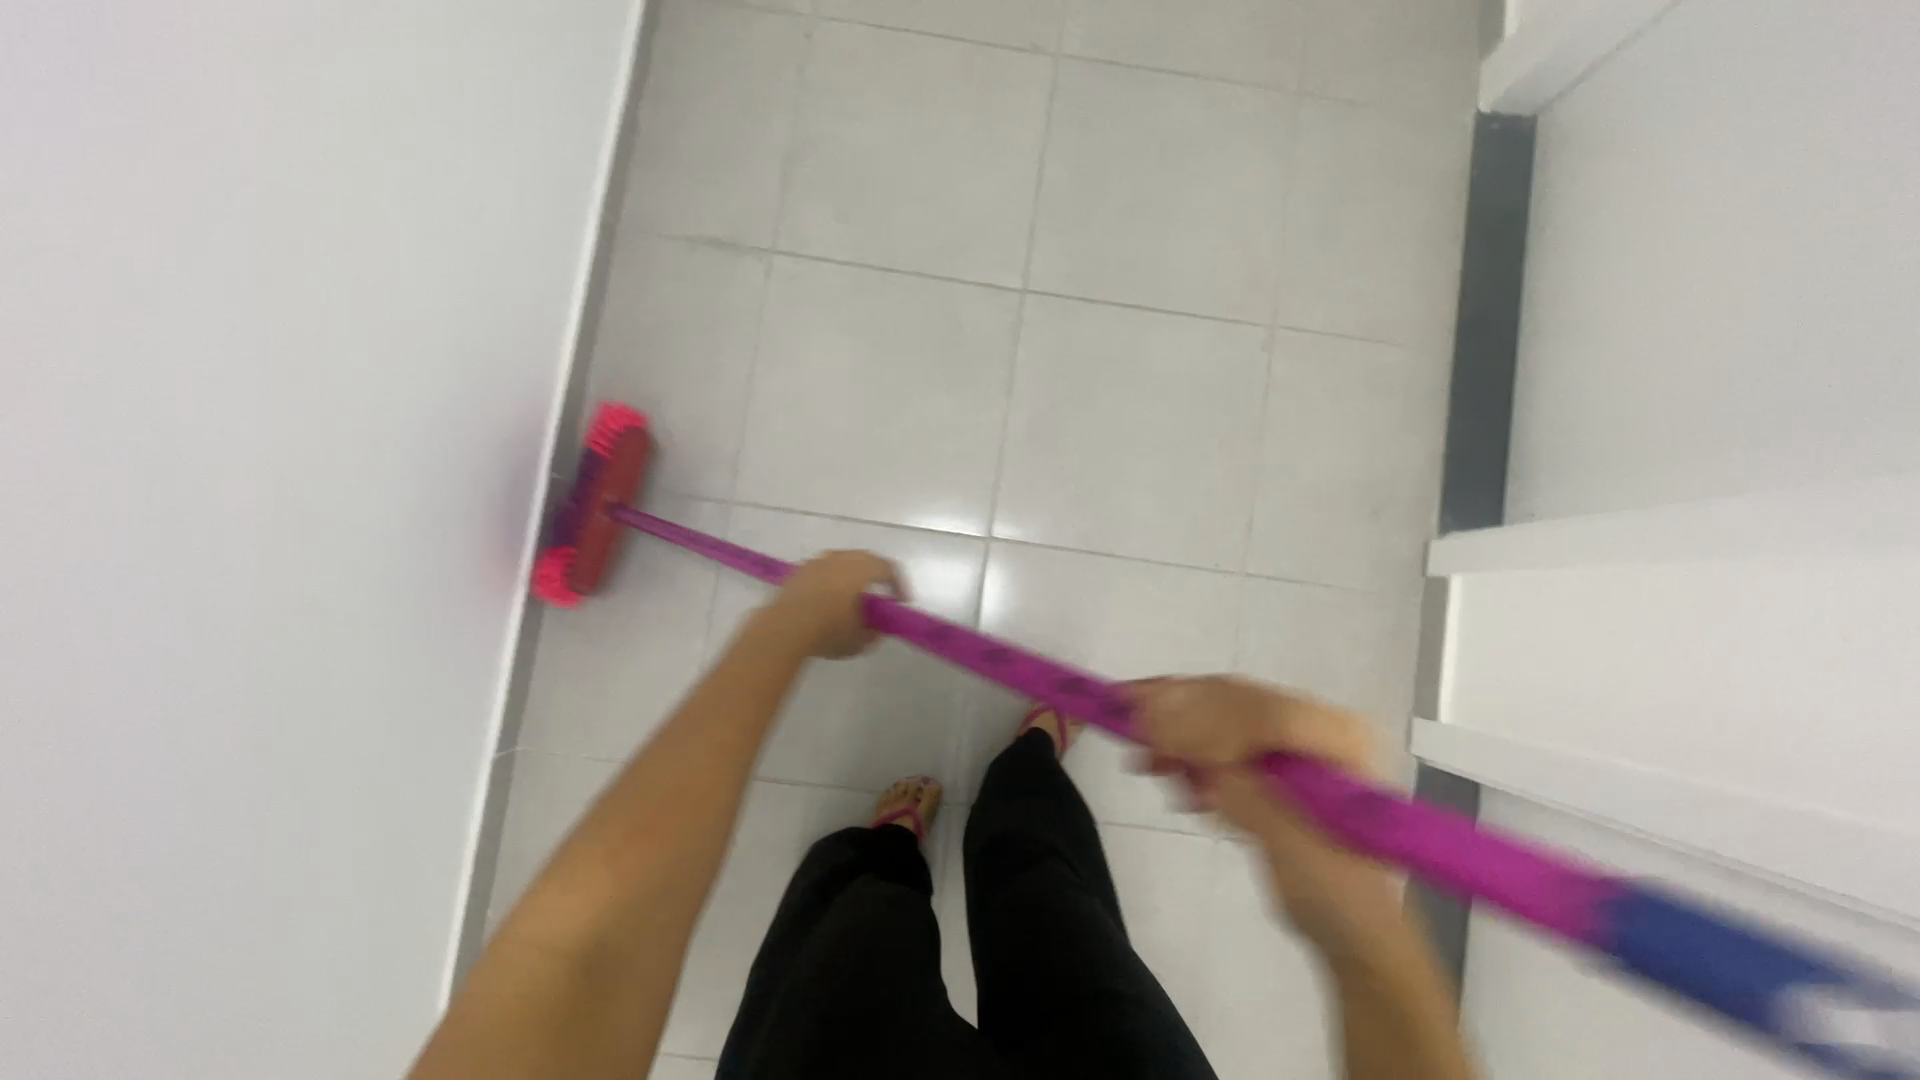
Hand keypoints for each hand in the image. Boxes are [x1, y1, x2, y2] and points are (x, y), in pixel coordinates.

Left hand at [755, 550, 904, 658]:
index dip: (898, 584)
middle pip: (865, 560)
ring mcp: (816, 562)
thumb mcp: (859, 641)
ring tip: (852, 597)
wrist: (782, 629)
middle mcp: (840, 558)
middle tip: (879, 595)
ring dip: (851, 577)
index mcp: (860, 569)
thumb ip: (874, 633)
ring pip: (841, 563)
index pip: (888, 568)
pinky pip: (823, 571)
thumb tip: (877, 629)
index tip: (901, 601)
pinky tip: (827, 600)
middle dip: (876, 576)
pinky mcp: (798, 572)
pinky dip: (831, 582)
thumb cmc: (827, 631)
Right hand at [1133, 675, 1401, 957]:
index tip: (1150, 723)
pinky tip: (1166, 770)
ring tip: (1141, 757)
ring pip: (1224, 715)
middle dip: (1181, 712)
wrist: (1352, 928)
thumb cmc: (1338, 895)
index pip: (1269, 714)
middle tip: (1127, 713)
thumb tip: (1193, 759)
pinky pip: (1222, 738)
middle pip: (1240, 705)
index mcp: (1345, 740)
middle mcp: (1321, 727)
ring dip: (1177, 730)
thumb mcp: (1295, 849)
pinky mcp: (1273, 758)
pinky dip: (1188, 750)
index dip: (1208, 716)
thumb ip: (1249, 798)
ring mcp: (1296, 741)